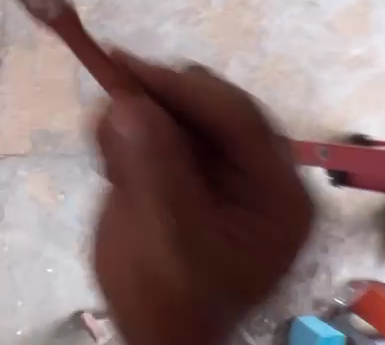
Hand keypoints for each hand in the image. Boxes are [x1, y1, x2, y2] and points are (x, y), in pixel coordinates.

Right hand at [91, 55, 312, 344]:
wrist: (148, 327)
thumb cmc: (167, 293)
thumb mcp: (164, 234)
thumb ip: (150, 166)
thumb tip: (126, 103)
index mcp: (275, 194)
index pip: (236, 116)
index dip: (180, 87)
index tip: (123, 66)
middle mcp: (253, 175)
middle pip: (208, 105)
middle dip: (157, 99)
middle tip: (110, 90)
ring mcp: (216, 171)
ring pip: (175, 110)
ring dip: (135, 116)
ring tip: (109, 154)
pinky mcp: (181, 169)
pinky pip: (151, 125)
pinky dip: (124, 129)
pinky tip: (111, 164)